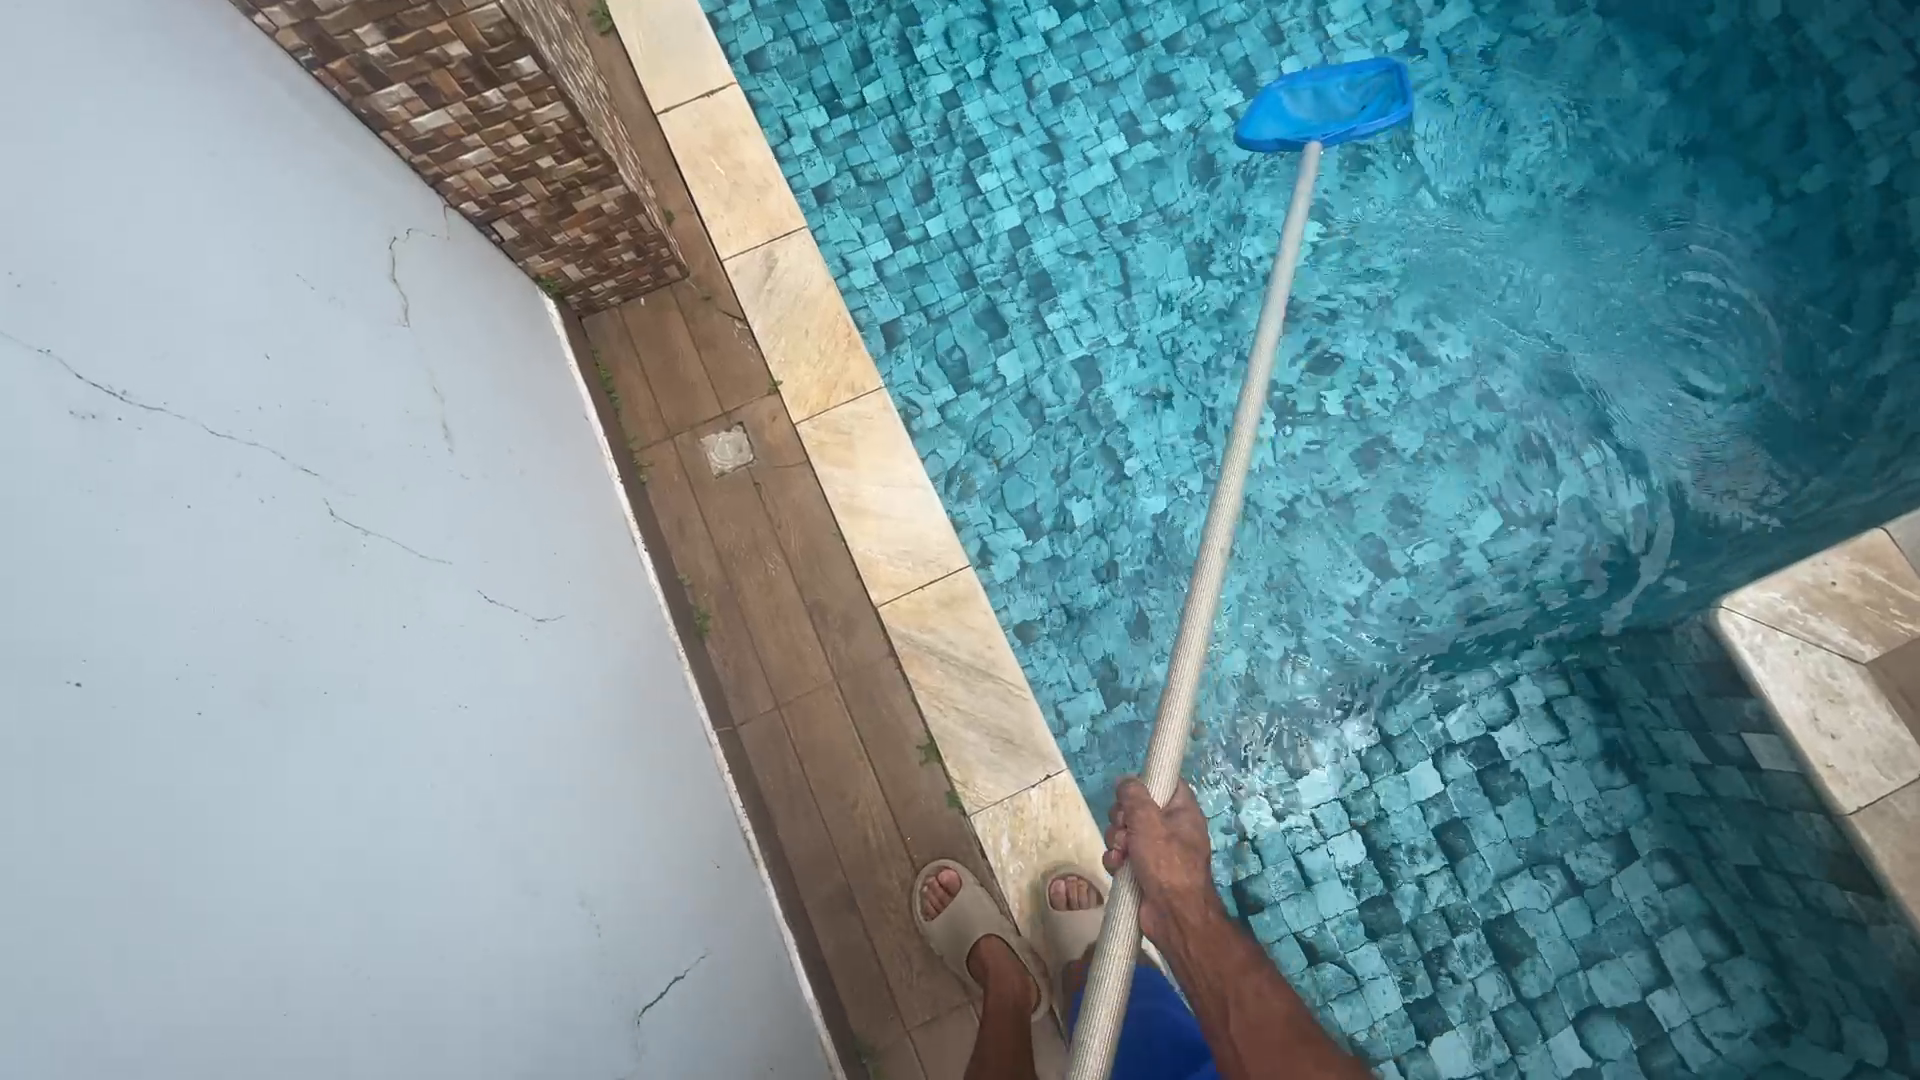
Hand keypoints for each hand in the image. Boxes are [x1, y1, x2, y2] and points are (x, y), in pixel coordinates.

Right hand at [1103, 777, 1221, 945]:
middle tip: (1125, 829)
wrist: (1174, 917)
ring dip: (1116, 841)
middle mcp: (1170, 828)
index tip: (1129, 792)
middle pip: (1136, 808)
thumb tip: (1125, 782)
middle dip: (1122, 818)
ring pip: (1124, 831)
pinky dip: (1116, 859)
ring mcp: (1156, 851)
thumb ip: (1134, 796)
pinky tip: (1118, 867)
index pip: (1165, 783)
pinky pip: (1121, 854)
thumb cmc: (1167, 863)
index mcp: (1182, 811)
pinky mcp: (1142, 870)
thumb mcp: (1149, 821)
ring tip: (1122, 854)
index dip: (1145, 784)